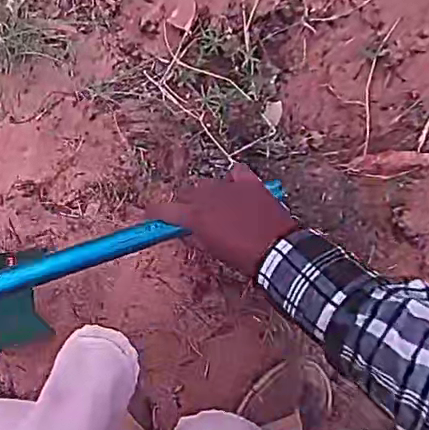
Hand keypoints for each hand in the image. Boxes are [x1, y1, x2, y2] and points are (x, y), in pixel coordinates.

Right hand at [152, 163, 301, 276]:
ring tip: (217, 205)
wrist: (279, 250)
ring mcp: (229, 187)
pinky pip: (236, 172)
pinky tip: (236, 188)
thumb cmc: (242, 256)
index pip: (165, 209)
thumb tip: (186, 229)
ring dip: (207, 193)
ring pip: (208, 183)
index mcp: (195, 216)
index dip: (155, 212)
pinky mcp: (250, 183)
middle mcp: (208, 197)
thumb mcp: (212, 249)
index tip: (150, 214)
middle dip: (185, 203)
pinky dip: (233, 179)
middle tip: (192, 216)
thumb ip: (195, 235)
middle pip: (186, 192)